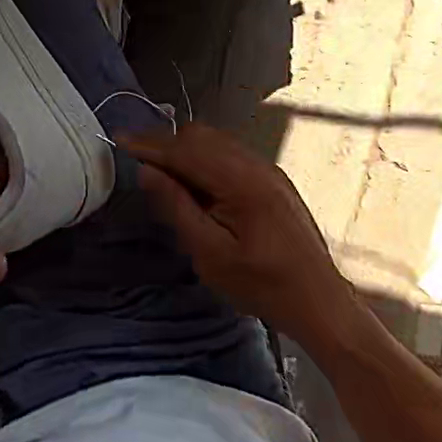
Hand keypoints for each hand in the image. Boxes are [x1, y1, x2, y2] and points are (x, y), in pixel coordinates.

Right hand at [120, 124, 358, 346]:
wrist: (321, 304)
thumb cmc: (262, 285)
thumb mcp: (210, 253)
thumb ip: (177, 207)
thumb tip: (146, 171)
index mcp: (242, 182)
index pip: (185, 150)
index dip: (149, 145)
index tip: (119, 141)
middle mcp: (257, 166)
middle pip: (200, 136)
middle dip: (166, 145)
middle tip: (140, 166)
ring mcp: (268, 171)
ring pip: (215, 142)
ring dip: (185, 151)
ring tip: (165, 178)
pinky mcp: (273, 181)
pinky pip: (229, 154)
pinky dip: (204, 159)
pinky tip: (196, 187)